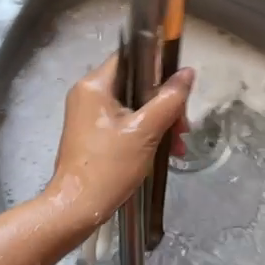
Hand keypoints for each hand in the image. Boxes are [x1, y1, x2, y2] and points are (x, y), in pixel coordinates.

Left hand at [44, 55, 193, 229]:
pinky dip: (145, 133)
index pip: (131, 58)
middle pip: (136, 84)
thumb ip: (169, 99)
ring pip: (133, 106)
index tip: (180, 88)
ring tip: (177, 146)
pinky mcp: (93, 134)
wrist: (77, 207)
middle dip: (164, 104)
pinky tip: (163, 152)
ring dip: (159, 121)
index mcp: (94, 85)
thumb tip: (187, 72)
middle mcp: (88, 94)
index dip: (158, 67)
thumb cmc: (109, 166)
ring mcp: (89, 116)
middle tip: (182, 127)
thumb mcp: (145, 131)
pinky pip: (125, 123)